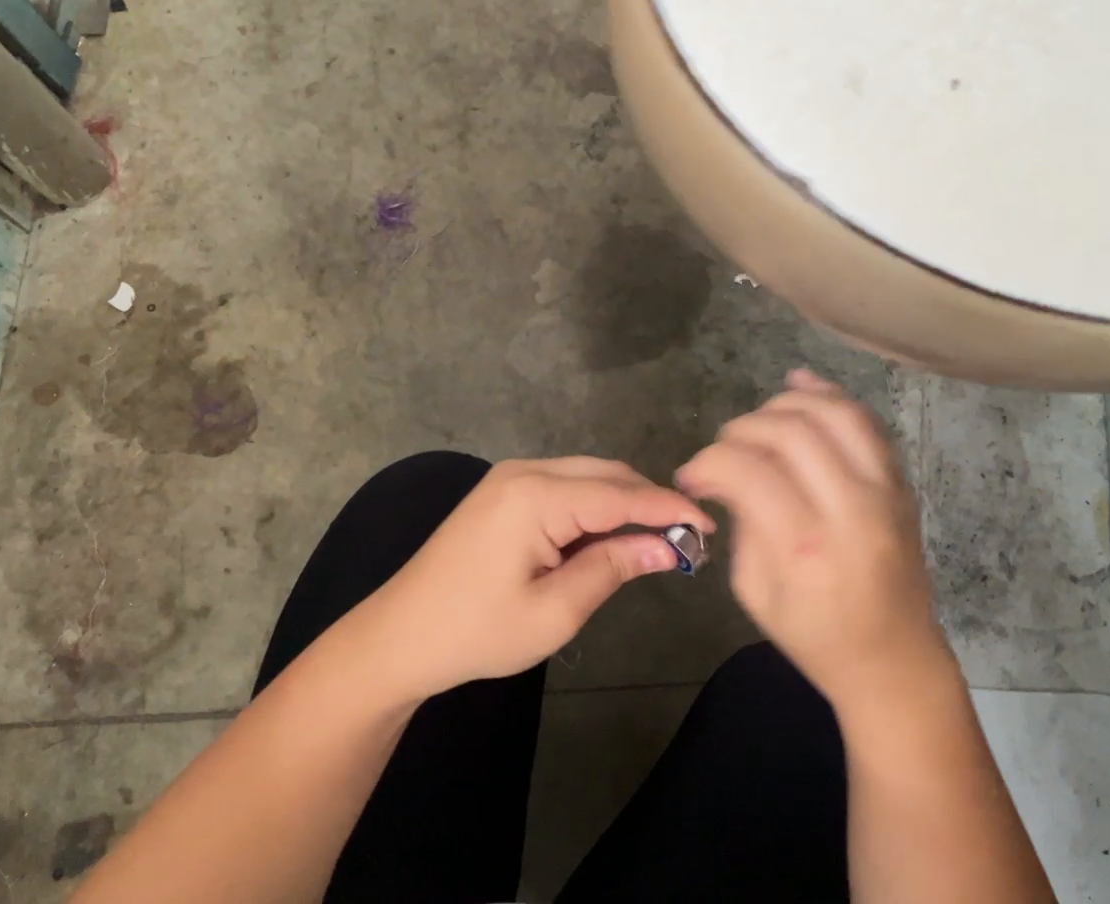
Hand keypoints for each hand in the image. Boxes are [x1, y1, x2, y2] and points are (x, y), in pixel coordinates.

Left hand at [341, 457, 713, 702]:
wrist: (399, 636)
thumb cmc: (476, 632)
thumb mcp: (555, 611)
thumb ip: (614, 568)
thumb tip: (667, 548)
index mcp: (535, 497)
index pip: (620, 494)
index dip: (669, 509)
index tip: (710, 526)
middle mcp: (524, 472)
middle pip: (606, 475)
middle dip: (649, 502)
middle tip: (688, 540)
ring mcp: (509, 478)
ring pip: (587, 477)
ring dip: (623, 503)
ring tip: (657, 541)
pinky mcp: (501, 493)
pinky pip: (564, 487)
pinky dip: (595, 507)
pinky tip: (611, 535)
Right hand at [677, 369, 947, 710]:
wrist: (893, 659)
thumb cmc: (814, 636)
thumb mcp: (755, 592)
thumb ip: (741, 523)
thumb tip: (724, 473)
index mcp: (806, 548)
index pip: (748, 470)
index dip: (708, 461)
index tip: (691, 476)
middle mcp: (850, 509)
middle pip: (789, 431)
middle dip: (741, 429)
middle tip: (721, 449)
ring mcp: (885, 492)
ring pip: (834, 412)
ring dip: (786, 404)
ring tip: (757, 421)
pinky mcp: (901, 484)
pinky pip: (868, 422)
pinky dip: (830, 395)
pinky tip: (798, 388)